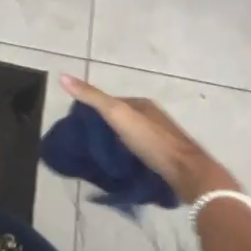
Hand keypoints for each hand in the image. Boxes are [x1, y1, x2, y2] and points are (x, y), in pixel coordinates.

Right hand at [60, 75, 239, 202]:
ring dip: (118, 142)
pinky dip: (130, 154)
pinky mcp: (168, 158)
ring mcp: (163, 138)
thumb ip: (92, 97)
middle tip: (88, 141)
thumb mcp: (117, 114)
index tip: (79, 125)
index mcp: (143, 104)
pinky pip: (142, 151)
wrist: (188, 173)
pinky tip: (122, 164)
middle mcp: (154, 117)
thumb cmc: (151, 141)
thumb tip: (62, 76)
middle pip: (123, 118)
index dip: (94, 110)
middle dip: (106, 127)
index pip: (111, 101)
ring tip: (101, 154)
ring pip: (132, 136)